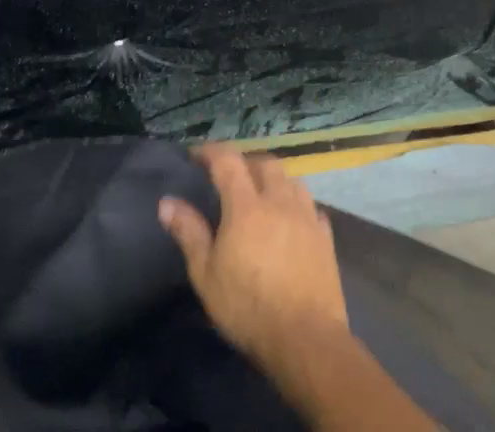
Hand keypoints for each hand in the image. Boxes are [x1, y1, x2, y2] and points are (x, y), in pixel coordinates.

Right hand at [157, 146, 347, 366]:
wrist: (307, 342)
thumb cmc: (248, 307)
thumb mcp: (205, 273)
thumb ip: (188, 232)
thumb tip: (167, 202)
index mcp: (246, 207)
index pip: (228, 160)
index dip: (210, 151)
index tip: (195, 156)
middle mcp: (280, 205)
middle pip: (266, 164)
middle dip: (245, 161)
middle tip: (227, 175)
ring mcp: (308, 222)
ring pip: (293, 182)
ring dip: (274, 180)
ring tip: (260, 194)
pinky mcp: (327, 243)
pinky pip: (312, 208)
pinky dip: (297, 204)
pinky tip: (290, 220)